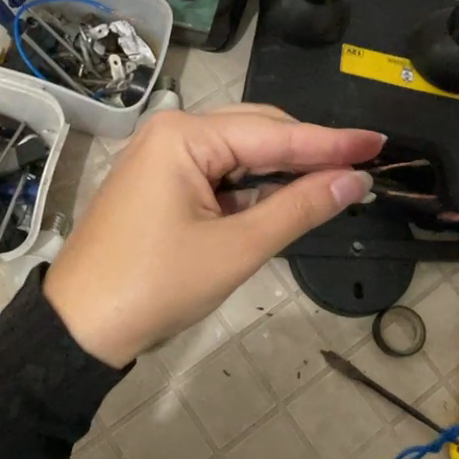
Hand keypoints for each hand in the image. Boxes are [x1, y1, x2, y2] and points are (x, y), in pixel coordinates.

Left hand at [45, 106, 383, 367]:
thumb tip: (354, 180)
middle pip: (254, 131)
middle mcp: (171, 133)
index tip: (377, 142)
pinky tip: (283, 195)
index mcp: (184, 136)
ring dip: (280, 169)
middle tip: (360, 165)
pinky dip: (250, 186)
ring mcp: (160, 157)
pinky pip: (216, 174)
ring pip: (236, 153)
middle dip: (306, 151)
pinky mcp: (157, 184)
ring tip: (333, 179)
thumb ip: (298, 208)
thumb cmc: (157, 285)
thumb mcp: (236, 248)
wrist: (80, 327)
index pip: (273, 133)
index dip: (330, 141)